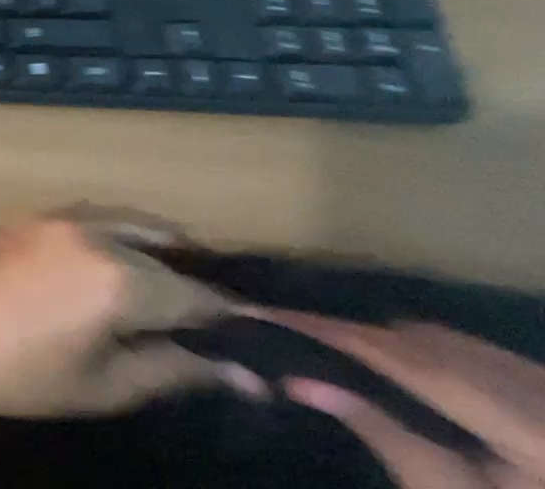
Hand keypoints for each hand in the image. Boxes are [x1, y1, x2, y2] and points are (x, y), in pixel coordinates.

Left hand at [0, 215, 232, 417]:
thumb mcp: (101, 386)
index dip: (231, 328)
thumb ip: (171, 371)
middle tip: (214, 329)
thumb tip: (240, 375)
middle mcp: (95, 236)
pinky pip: (93, 217)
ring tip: (179, 292)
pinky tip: (123, 264)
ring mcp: (56, 219)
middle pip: (169, 260)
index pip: (201, 300)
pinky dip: (122, 234)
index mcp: (121, 280)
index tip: (252, 350)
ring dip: (163, 251)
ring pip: (132, 226)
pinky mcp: (29, 218)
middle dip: (197, 290)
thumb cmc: (12, 373)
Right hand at [258, 309, 544, 488]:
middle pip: (423, 342)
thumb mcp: (442, 487)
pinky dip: (422, 345)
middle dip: (353, 332)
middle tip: (285, 324)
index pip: (403, 358)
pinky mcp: (536, 380)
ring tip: (329, 338)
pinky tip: (396, 356)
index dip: (334, 332)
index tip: (267, 314)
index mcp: (513, 418)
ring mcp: (535, 378)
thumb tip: (295, 382)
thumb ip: (379, 432)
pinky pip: (470, 346)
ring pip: (444, 337)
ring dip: (384, 336)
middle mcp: (528, 385)